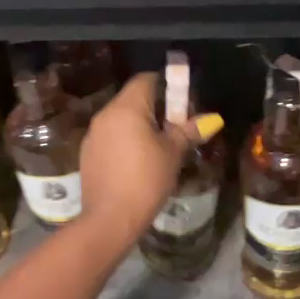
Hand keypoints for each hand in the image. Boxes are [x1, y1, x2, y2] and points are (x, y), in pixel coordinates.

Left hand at [79, 73, 204, 239]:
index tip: (182, 106)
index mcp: (126, 108)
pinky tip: (137, 163)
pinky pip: (110, 136)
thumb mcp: (172, 154)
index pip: (146, 79)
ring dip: (140, 125)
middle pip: (133, 98)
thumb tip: (212, 120)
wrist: (110, 219)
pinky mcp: (87, 153)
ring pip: (121, 118)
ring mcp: (93, 134)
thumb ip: (188, 131)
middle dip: (156, 108)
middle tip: (176, 129)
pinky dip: (125, 140)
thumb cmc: (146, 181)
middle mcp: (105, 115)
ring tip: (158, 148)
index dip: (168, 86)